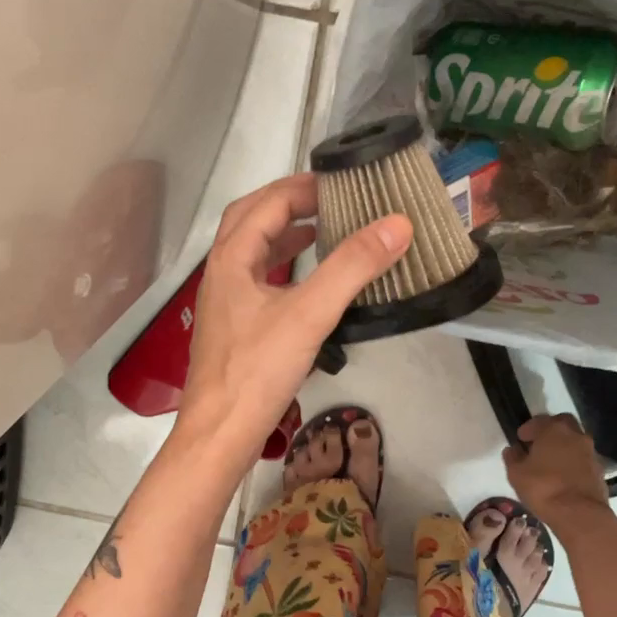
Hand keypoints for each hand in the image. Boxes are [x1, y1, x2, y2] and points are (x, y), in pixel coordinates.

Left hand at [176, 174, 409, 458]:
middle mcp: (221, 274)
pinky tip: (306, 290)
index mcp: (231, 259)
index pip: (267, 202)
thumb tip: (397, 224)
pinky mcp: (232, 332)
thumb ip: (352, 267)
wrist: (219, 434)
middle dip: (289, 205)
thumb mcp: (309, 314)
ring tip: (324, 235)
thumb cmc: (257, 371)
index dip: (304, 186)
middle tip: (330, 201)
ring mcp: (224, 305)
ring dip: (285, 238)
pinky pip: (257, 285)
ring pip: (252, 255)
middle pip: (251, 221)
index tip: (343, 182)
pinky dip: (283, 273)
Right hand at [502, 414, 611, 523]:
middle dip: (550, 430)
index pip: (539, 420)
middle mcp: (575, 435)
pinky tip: (564, 476)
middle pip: (562, 424)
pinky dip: (573, 461)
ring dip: (563, 446)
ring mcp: (590, 451)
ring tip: (551, 462)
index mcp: (553, 430)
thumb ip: (513, 458)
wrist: (579, 513)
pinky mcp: (599, 469)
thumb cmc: (543, 488)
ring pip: (575, 441)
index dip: (528, 428)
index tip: (520, 439)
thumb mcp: (516, 474)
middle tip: (538, 444)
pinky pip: (582, 458)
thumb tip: (513, 449)